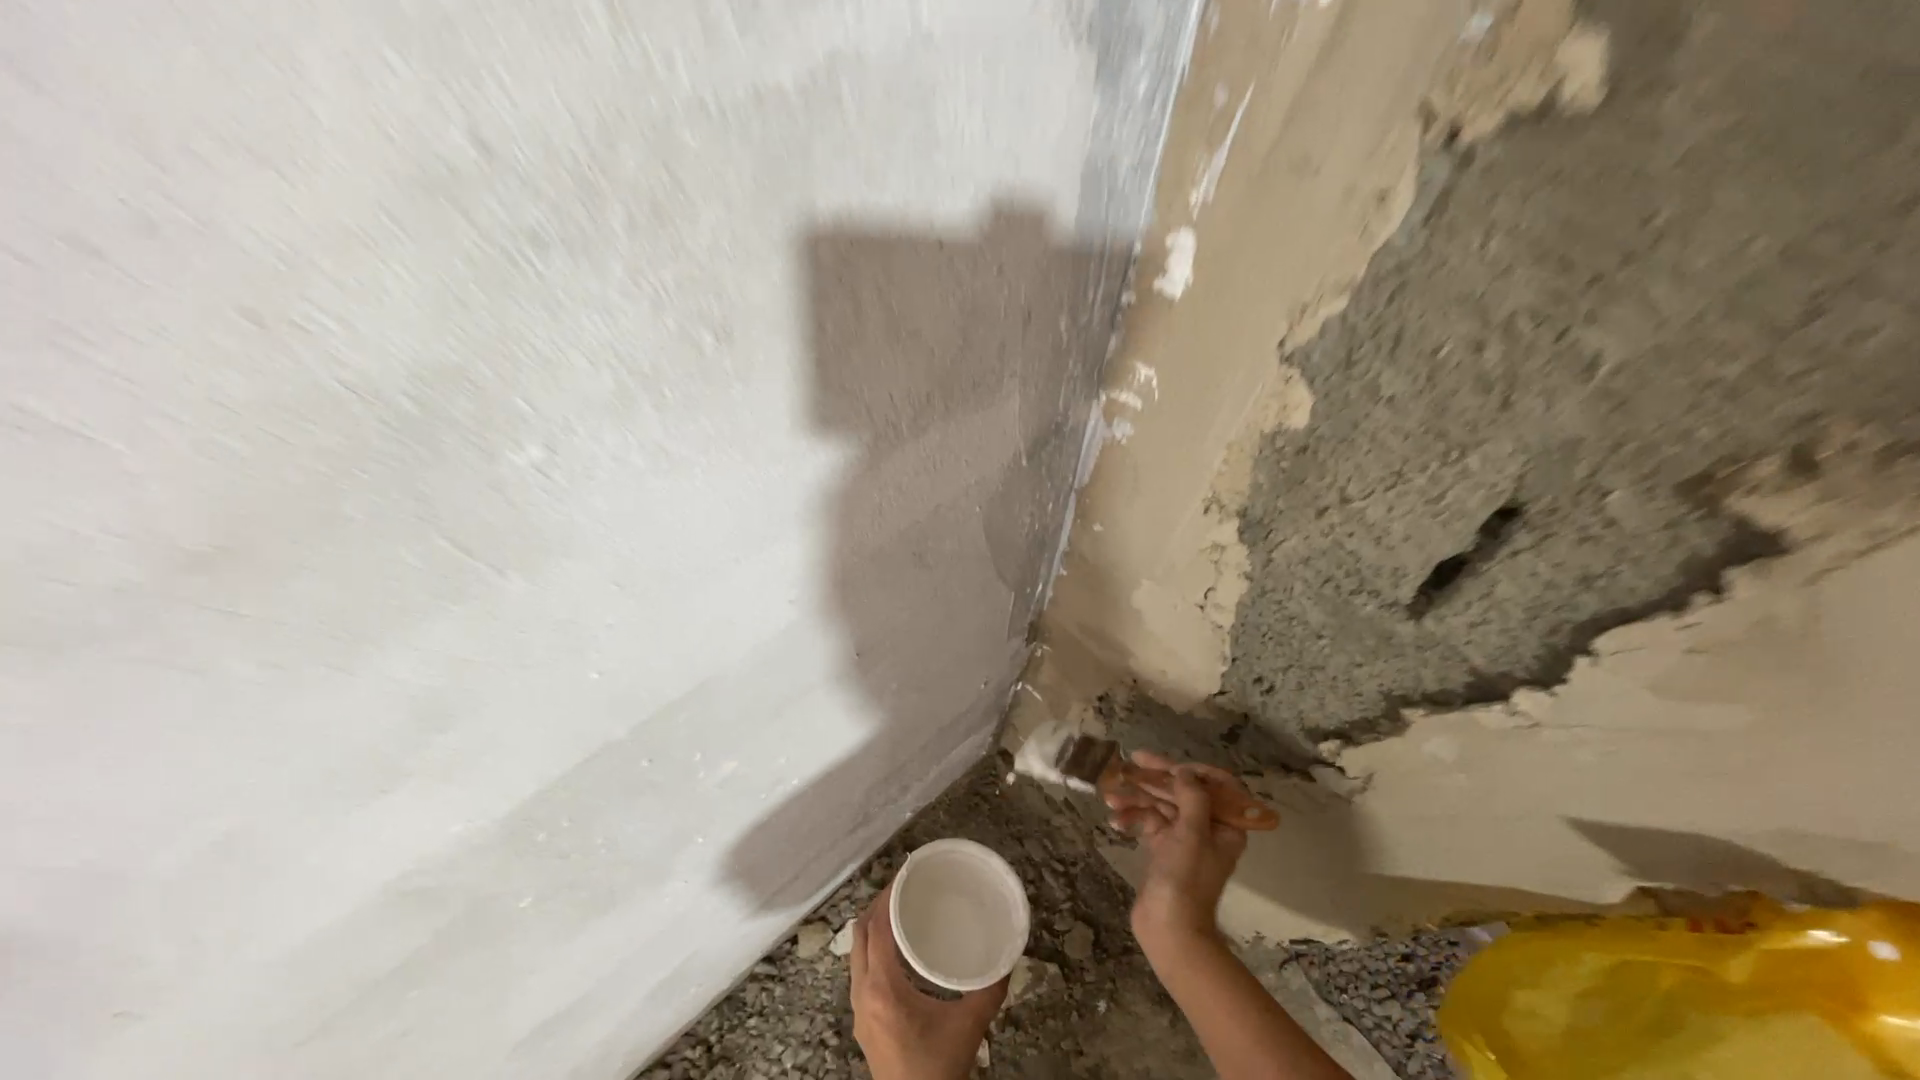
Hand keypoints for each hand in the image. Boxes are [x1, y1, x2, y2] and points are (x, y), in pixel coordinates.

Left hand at [849, 881, 1006, 1079]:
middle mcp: (862, 993)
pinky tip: (897, 950)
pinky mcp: (862, 1019)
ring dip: (874, 927)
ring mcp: (858, 1008)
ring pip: (856, 953)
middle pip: (859, 934)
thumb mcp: (970, 1024)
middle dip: (878, 905)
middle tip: (906, 887)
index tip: (906, 874)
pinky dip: (873, 949)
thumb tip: (1008, 953)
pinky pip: (861, 970)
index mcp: (882, 988)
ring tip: (901, 911)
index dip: (886, 896)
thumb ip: (990, 987)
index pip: (875, 927)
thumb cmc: (939, 1066)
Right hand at [1104, 751, 1249, 946]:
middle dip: (1153, 780)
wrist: (1169, 929)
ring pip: (1161, 806)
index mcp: (1226, 825)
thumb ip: (1192, 797)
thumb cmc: (1186, 880)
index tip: (1163, 763)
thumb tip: (1184, 771)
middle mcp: (1208, 828)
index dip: (1190, 770)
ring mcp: (1184, 840)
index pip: (1215, 785)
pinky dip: (1133, 819)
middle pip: (1182, 792)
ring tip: (1110, 796)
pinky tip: (1116, 821)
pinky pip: (1149, 823)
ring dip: (1136, 799)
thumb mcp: (1192, 833)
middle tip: (1126, 766)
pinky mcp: (1163, 850)